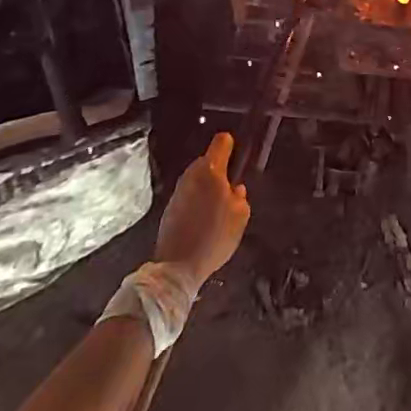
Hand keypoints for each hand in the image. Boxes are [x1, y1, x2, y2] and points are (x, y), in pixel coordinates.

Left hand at [153, 132, 249, 285]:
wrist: (177, 268)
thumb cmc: (214, 237)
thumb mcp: (241, 215)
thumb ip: (240, 196)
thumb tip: (235, 189)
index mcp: (211, 171)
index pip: (221, 142)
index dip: (232, 145)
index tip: (237, 156)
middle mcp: (191, 176)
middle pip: (208, 161)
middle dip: (219, 171)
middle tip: (230, 191)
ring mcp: (177, 192)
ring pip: (197, 179)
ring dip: (207, 187)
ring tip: (218, 208)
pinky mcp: (168, 209)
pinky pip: (188, 195)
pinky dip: (196, 201)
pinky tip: (203, 221)